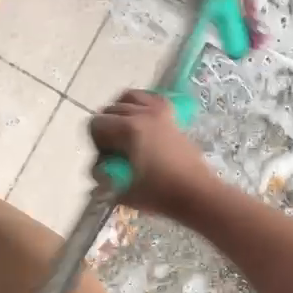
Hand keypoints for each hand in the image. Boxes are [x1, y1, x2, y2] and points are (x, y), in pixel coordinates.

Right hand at [89, 91, 220, 218]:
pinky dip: (141, 104)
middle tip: (114, 151)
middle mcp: (142, 114)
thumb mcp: (123, 190)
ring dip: (120, 113)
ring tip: (124, 133)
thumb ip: (104, 177)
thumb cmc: (160, 195)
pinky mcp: (172, 116)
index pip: (96, 124)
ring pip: (128, 98)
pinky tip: (141, 120)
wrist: (196, 193)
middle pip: (110, 110)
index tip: (106, 159)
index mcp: (128, 129)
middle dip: (106, 129)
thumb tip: (98, 169)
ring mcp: (159, 112)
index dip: (96, 143)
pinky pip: (150, 98)